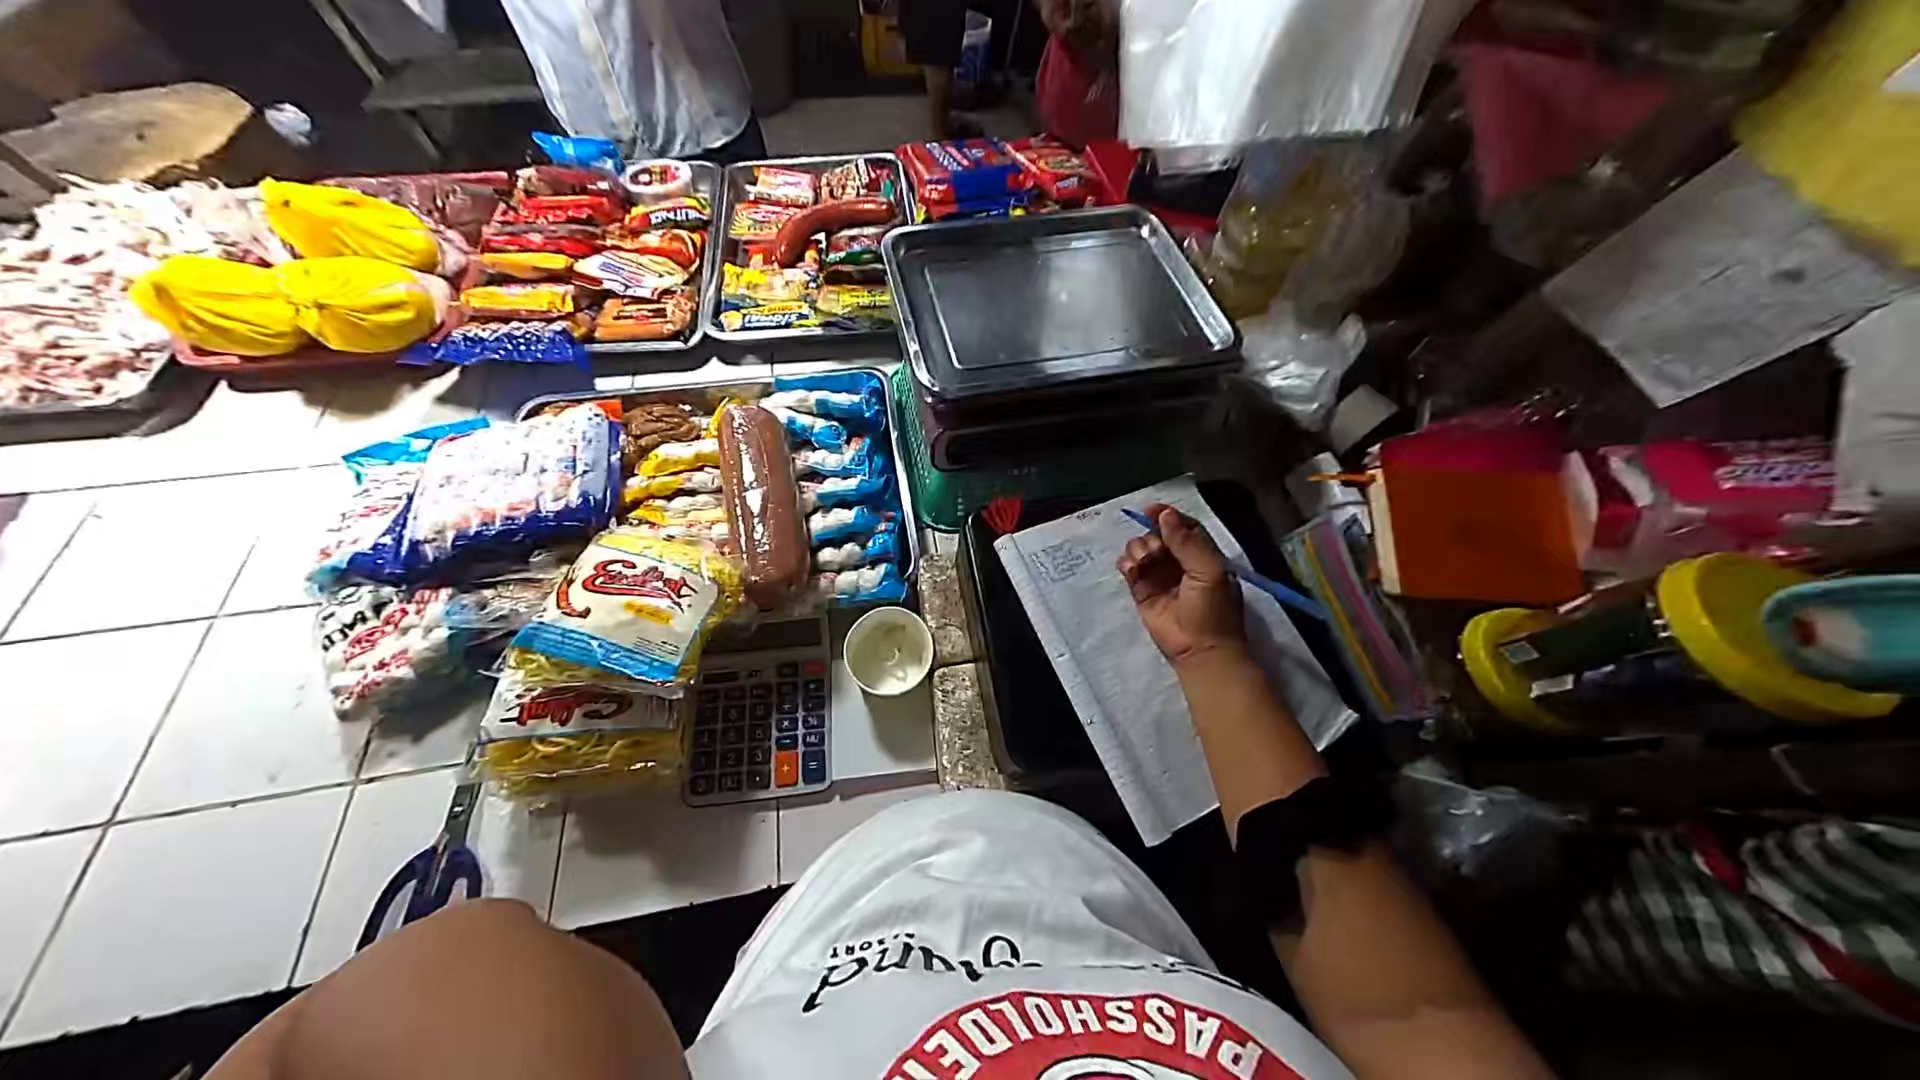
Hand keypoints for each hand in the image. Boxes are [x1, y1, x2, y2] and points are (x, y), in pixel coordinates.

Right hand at [1116, 503, 1245, 667]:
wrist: (1201, 650)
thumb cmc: (1213, 610)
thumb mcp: (1209, 571)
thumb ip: (1186, 542)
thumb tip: (1165, 515)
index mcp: (1202, 555)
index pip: (1183, 527)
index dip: (1168, 516)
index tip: (1150, 510)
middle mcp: (1179, 563)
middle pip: (1158, 535)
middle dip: (1150, 536)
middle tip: (1153, 550)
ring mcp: (1159, 577)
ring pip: (1141, 549)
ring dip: (1138, 549)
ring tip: (1143, 562)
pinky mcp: (1142, 592)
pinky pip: (1129, 569)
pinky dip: (1127, 564)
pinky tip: (1132, 569)